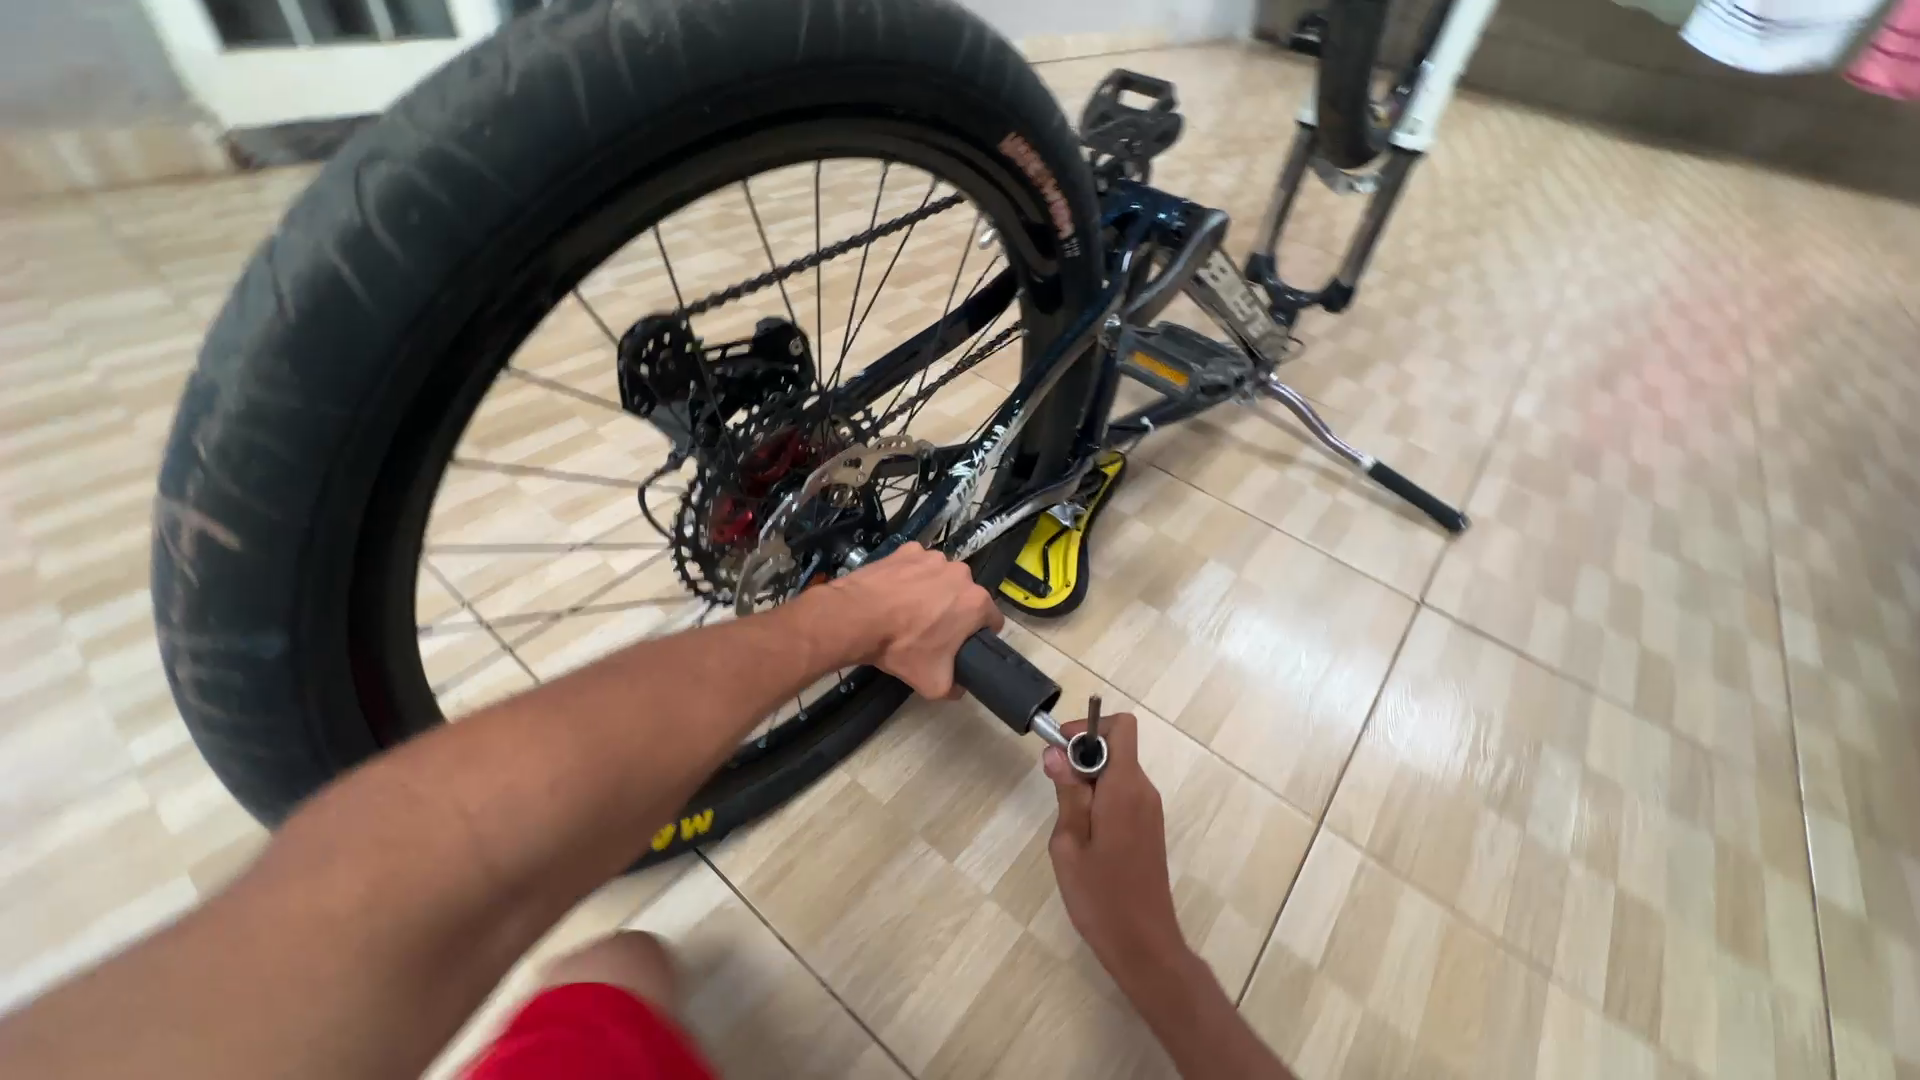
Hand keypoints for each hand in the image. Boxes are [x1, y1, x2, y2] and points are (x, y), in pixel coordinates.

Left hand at [822, 543, 1002, 698]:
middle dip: (954, 611)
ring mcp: (933, 557)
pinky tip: (893, 593)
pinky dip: (909, 576)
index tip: (962, 645)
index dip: (980, 635)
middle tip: (930, 631)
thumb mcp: (934, 684)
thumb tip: (958, 686)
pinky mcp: (907, 549)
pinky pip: (916, 565)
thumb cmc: (902, 647)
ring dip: (933, 591)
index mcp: (976, 602)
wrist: (857, 617)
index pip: (992, 620)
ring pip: (941, 578)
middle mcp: (961, 573)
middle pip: (965, 596)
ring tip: (907, 611)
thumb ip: (955, 687)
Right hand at [1043, 712, 1187, 989]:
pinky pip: (1123, 794)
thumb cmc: (1101, 896)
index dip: (1088, 727)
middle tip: (1054, 787)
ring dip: (1089, 780)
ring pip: (1117, 772)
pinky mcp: (1149, 828)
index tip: (1059, 751)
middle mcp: (1144, 791)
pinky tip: (1083, 834)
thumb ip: (1067, 792)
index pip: (1121, 727)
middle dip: (1081, 756)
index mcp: (1125, 788)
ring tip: (1066, 818)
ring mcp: (1150, 811)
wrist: (1144, 945)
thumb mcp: (1069, 843)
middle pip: (1117, 747)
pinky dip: (1100, 798)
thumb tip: (1056, 751)